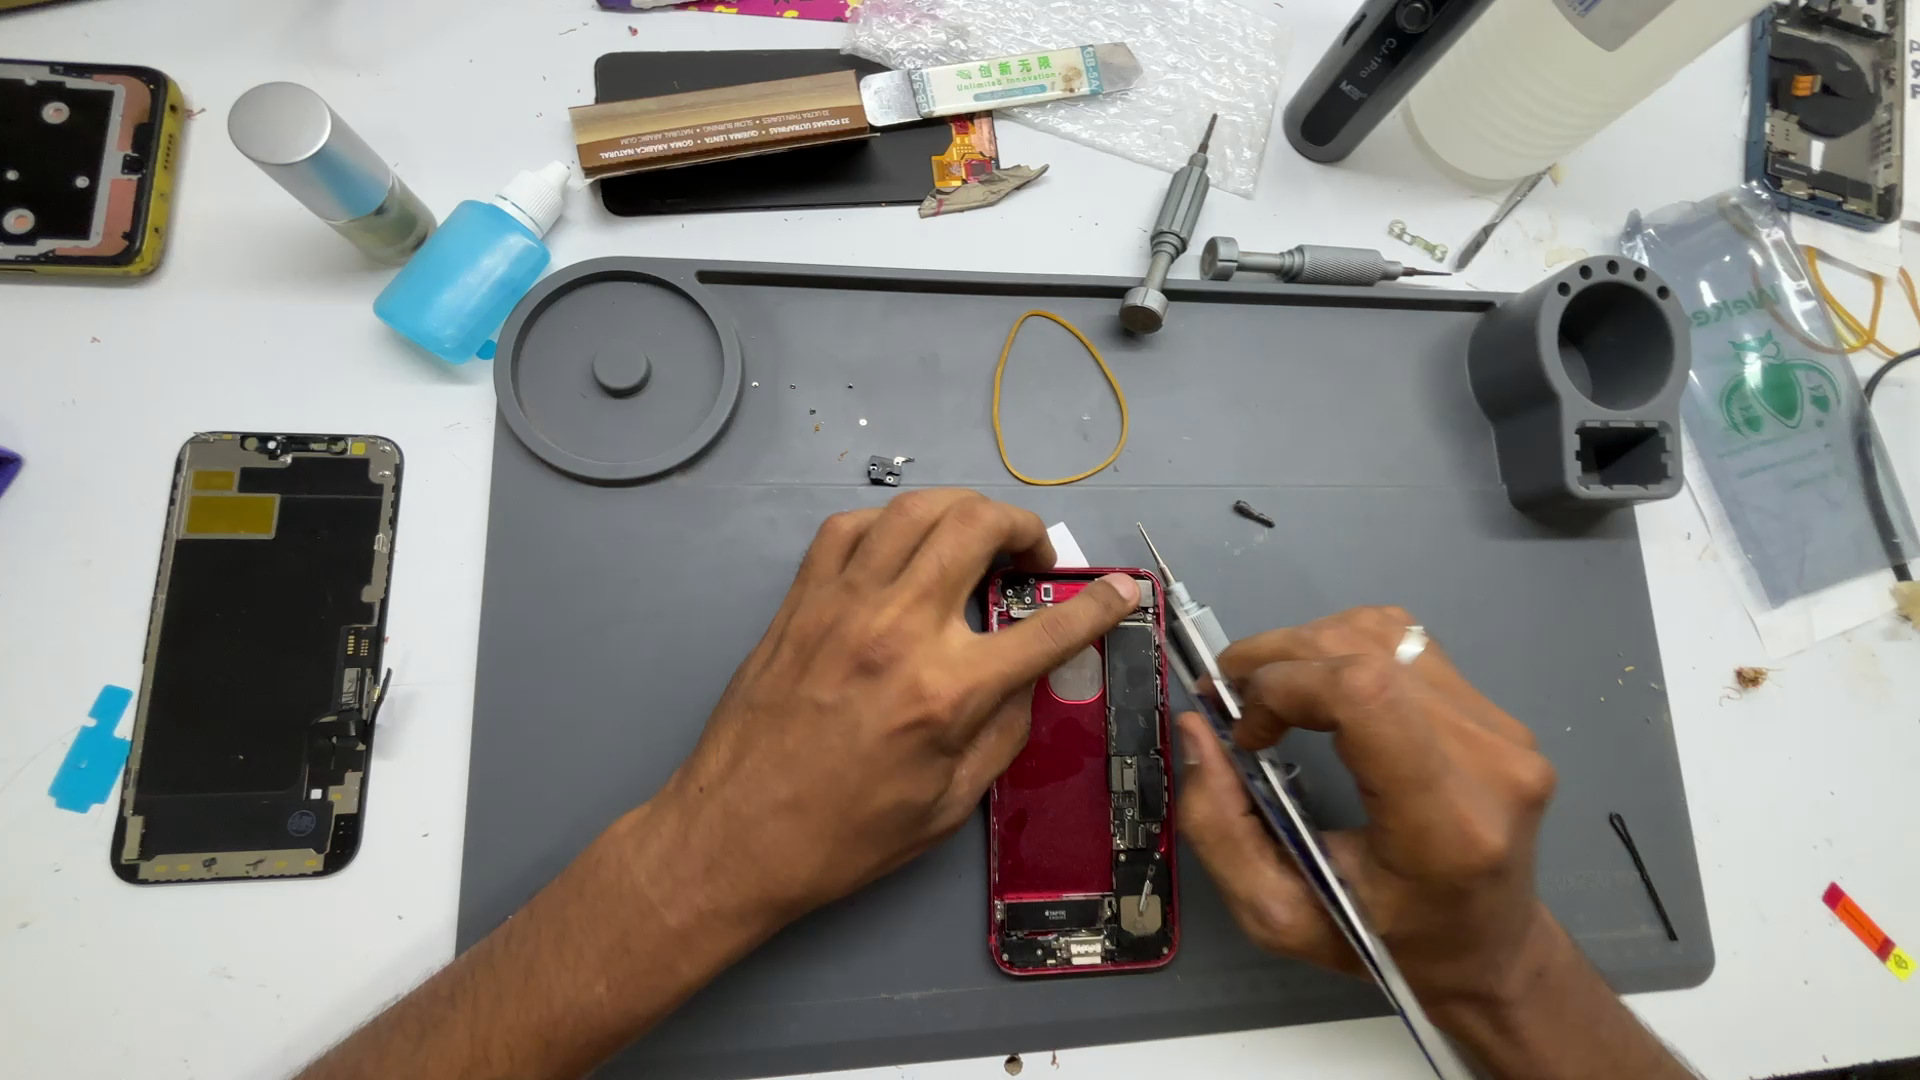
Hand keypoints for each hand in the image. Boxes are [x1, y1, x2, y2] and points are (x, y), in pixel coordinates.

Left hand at [655, 489, 1138, 924]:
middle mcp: (901, 626)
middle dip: (1024, 528)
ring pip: (916, 510)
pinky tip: (900, 547)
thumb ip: (1005, 729)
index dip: (1099, 605)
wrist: (735, 834)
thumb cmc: (848, 834)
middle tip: (1029, 557)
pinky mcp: (801, 598)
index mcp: (949, 689)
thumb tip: (1032, 673)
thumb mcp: (952, 804)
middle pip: (978, 529)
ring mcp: (844, 602)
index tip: (1120, 590)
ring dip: (963, 509)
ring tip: (976, 537)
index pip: (1048, 629)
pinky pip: (849, 528)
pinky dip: (889, 522)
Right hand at [1177, 605, 1557, 1012]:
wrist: (1487, 948)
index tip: (1248, 733)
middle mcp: (1487, 761)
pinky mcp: (1495, 710)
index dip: (1280, 688)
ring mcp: (1500, 727)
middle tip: (1236, 702)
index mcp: (1442, 824)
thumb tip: (1196, 725)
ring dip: (1301, 648)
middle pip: (1358, 648)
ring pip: (1376, 630)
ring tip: (1273, 691)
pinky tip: (1321, 686)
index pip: (1362, 693)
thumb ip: (1217, 825)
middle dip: (1272, 661)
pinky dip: (1338, 647)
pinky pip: (1400, 638)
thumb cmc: (1381, 943)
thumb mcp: (1275, 914)